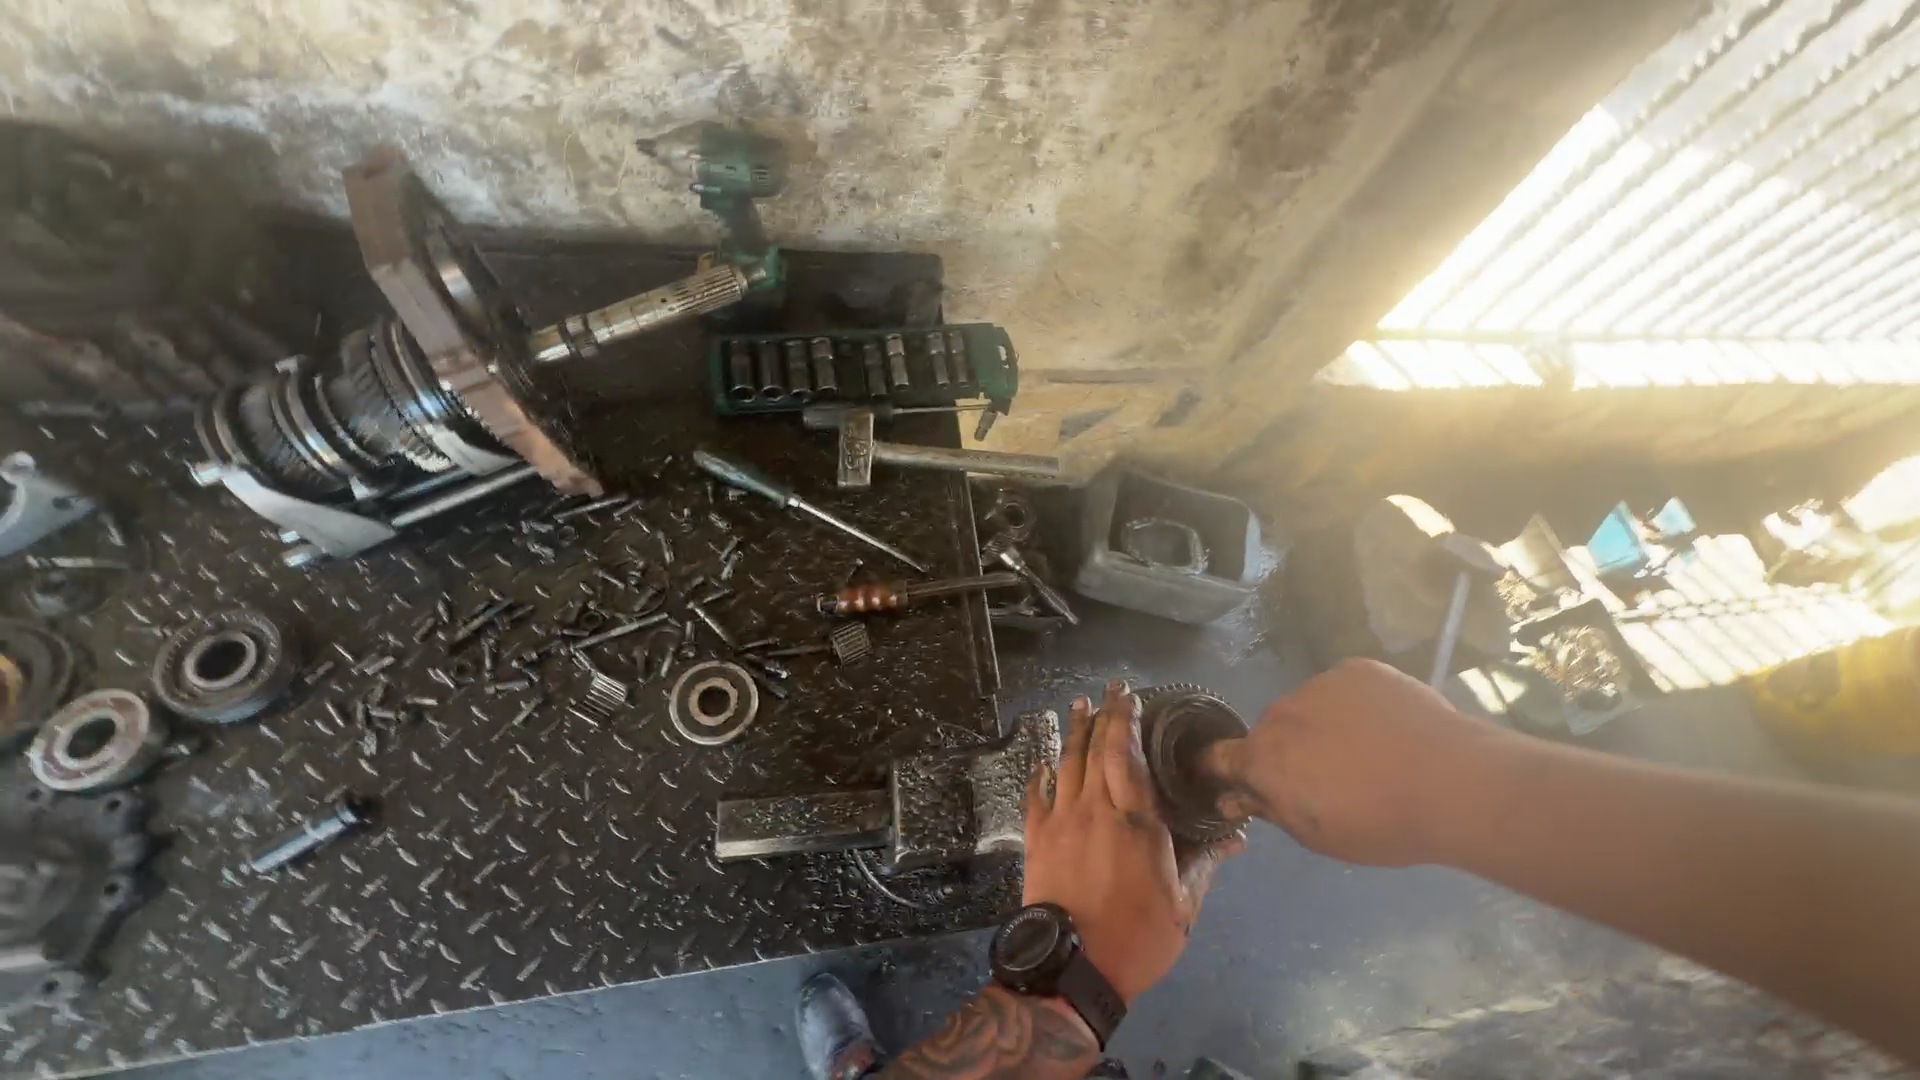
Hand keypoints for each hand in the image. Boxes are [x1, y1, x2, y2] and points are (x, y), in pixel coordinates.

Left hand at [1022, 679, 1241, 1003]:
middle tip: (1106, 690)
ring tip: (1076, 705)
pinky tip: (1042, 761)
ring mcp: (1062, 820)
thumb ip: (1204, 861)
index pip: (1129, 755)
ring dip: (1073, 732)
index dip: (1126, 721)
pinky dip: (1040, 774)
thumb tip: (1236, 836)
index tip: (1127, 696)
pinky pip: (1037, 796)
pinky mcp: (1037, 838)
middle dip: (1101, 715)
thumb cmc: (1137, 936)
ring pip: (1067, 764)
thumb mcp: (1183, 904)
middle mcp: (1095, 808)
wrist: (1072, 965)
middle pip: (1096, 750)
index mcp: (1135, 820)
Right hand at [1201, 658, 1521, 866]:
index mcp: (1263, 758)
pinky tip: (1388, 727)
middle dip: (1288, 750)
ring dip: (1321, 725)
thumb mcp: (1318, 836)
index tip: (1238, 780)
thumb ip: (1270, 810)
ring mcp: (1317, 685)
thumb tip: (1233, 795)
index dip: (1222, 769)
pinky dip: (1355, 705)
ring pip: (1307, 707)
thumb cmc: (1382, 824)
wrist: (1454, 783)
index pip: (1218, 756)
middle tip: (1330, 776)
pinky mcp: (1356, 670)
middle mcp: (1279, 714)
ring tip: (1370, 750)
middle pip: (1270, 732)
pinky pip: (1342, 688)